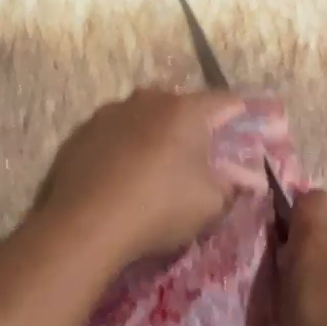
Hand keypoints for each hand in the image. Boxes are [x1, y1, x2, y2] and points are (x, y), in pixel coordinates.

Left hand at [37, 88, 256, 263]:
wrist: (85, 225)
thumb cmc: (160, 208)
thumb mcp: (211, 205)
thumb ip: (232, 186)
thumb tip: (246, 180)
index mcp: (185, 110)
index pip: (225, 102)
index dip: (239, 118)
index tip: (244, 135)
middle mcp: (147, 100)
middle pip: (180, 107)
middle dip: (193, 128)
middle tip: (198, 159)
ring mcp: (109, 114)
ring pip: (143, 118)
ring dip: (154, 137)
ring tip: (154, 170)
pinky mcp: (80, 134)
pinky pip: (113, 135)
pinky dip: (122, 150)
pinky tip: (120, 178)